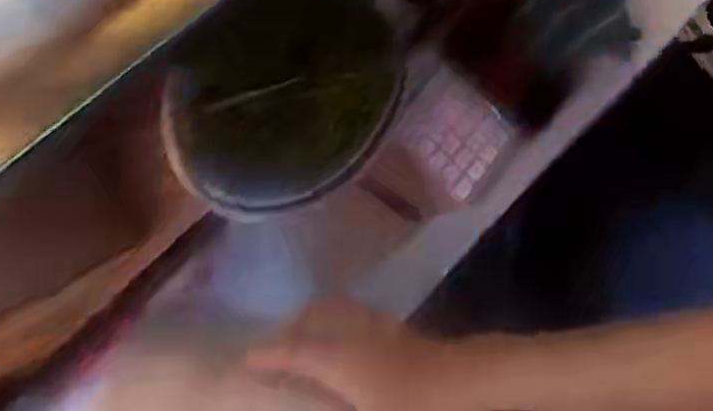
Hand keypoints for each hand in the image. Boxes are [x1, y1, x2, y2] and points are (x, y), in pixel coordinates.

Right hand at [244, 301, 467, 410]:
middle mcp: (359, 335)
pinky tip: (350, 349)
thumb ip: (336, 408)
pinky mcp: (402, 333)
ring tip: (310, 345)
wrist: (466, 384)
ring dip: (322, 321)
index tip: (246, 356)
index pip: (298, 351)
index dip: (271, 353)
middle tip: (279, 349)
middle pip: (320, 315)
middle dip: (296, 327)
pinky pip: (362, 320)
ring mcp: (383, 329)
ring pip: (343, 311)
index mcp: (344, 360)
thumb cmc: (413, 408)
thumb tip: (321, 399)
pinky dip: (346, 326)